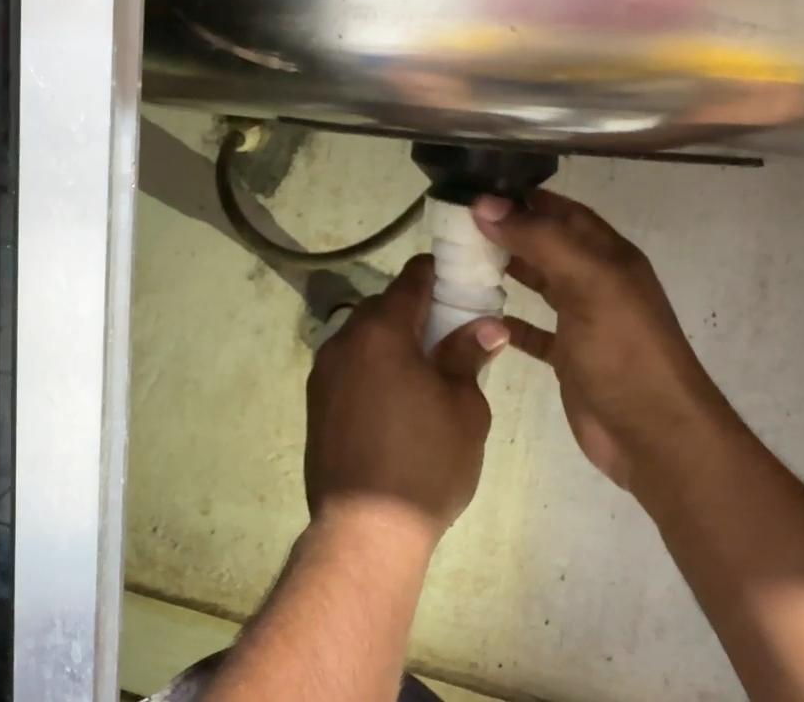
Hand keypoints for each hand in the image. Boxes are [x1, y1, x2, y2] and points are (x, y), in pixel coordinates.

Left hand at [305, 255, 506, 544]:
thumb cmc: (426, 462)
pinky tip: (394, 397)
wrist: (364, 529)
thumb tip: (488, 325)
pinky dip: (371, 365)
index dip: (439, 274)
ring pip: (362, 336)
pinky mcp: (315, 402)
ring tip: (423, 368)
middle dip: (415, 310)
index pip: (411, 280)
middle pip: (383, 306)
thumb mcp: (464, 408)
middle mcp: (343, 341)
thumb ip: (468, 356)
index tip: (462, 282)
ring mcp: (322, 372)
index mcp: (381, 332)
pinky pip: (348, 365)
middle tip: (450, 331)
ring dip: (391, 339)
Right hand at [472, 190, 728, 491]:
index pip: (563, 212)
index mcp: (608, 256)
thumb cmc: (624, 351)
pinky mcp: (568, 357)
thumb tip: (486, 204)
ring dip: (505, 271)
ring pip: (538, 283)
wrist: (654, 435)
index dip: (524, 198)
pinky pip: (532, 330)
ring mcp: (583, 321)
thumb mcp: (587, 282)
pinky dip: (507, 321)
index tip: (473, 191)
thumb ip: (540, 239)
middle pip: (547, 244)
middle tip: (455, 226)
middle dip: (507, 231)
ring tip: (459, 262)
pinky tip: (478, 315)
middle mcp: (596, 282)